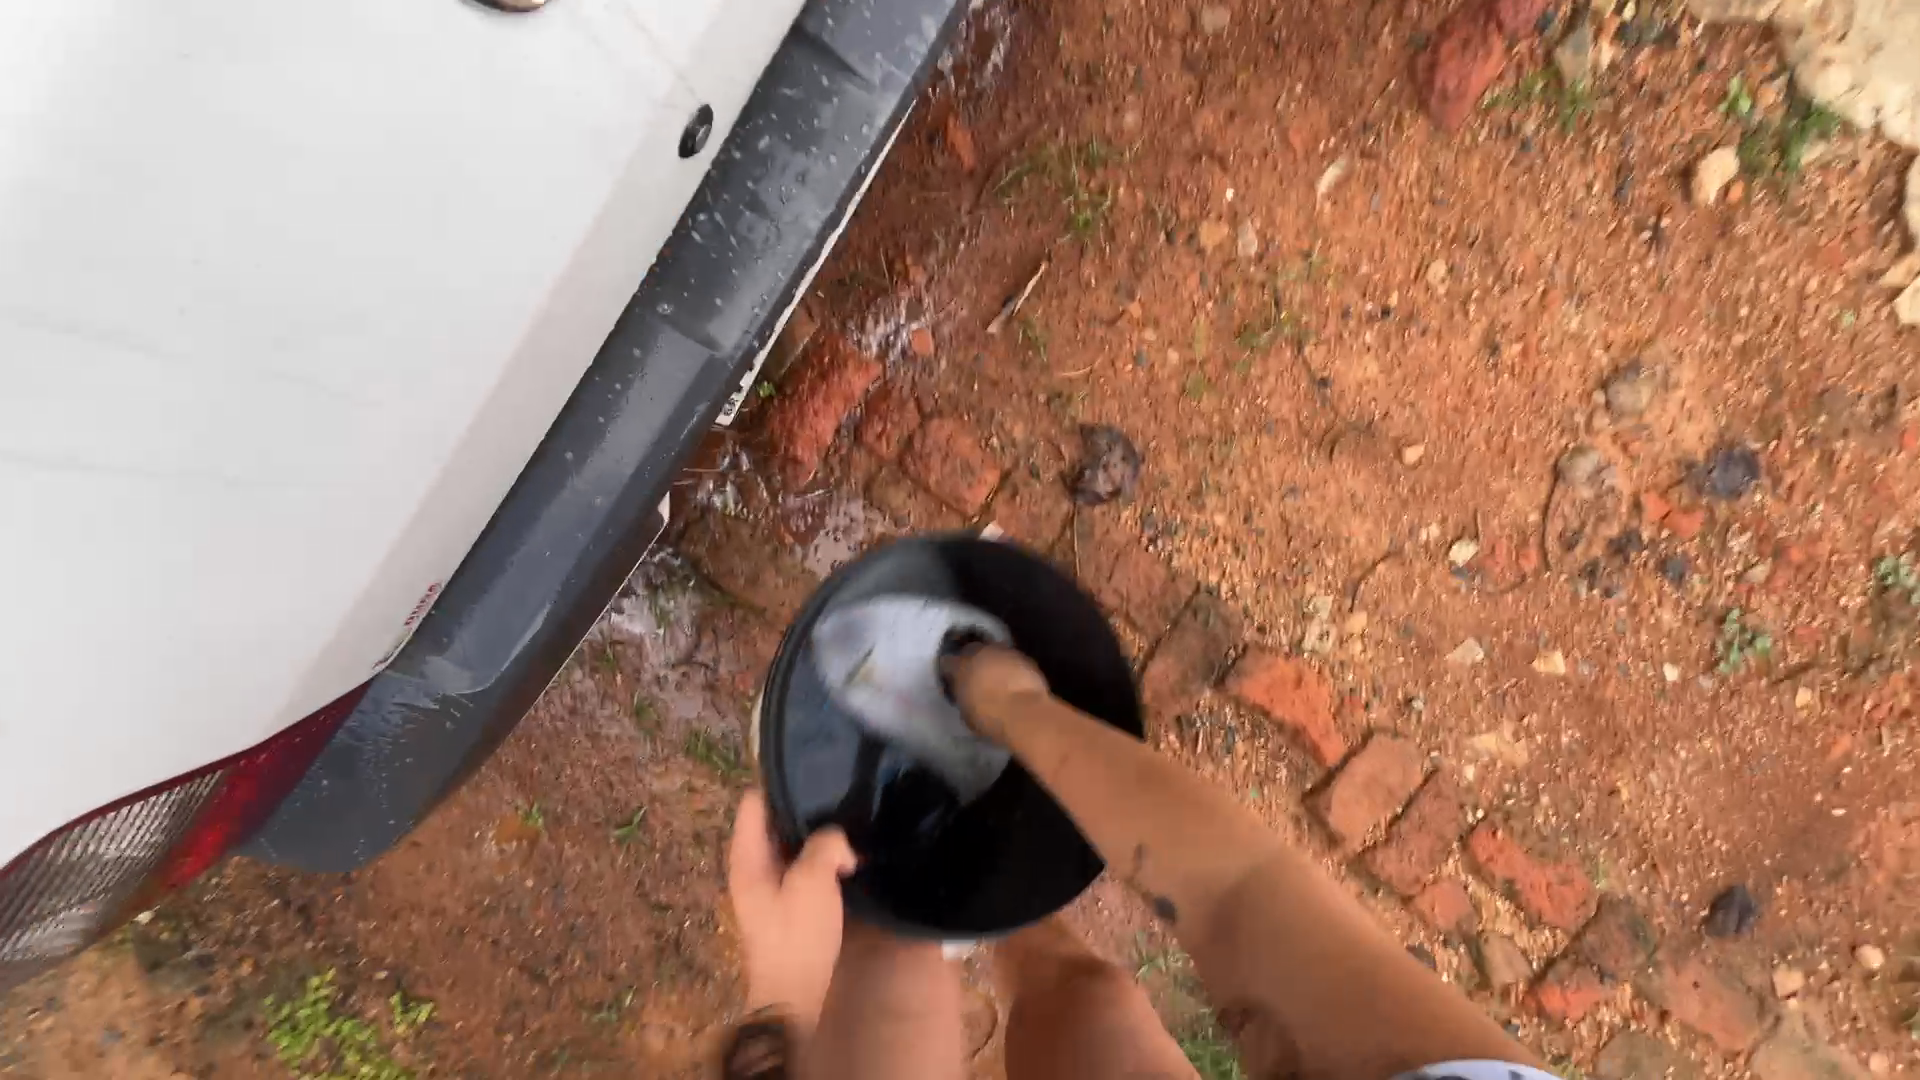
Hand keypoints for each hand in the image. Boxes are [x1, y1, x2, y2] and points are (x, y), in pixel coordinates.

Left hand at [727, 790, 857, 1034]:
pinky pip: (803, 861)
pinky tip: (848, 854)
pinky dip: (822, 854)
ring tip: (849, 820)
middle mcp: (753, 864)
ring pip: (792, 840)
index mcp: (747, 856)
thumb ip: (827, 844)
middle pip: (775, 818)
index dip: (780, 782)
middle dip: (805, 806)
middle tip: (840, 793)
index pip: (754, 800)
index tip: (815, 773)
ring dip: (818, 832)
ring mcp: (769, 883)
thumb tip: (839, 840)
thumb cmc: (796, 935)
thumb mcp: (813, 881)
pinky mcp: (788, 899)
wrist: (794, 996)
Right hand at [942, 644, 1049, 742]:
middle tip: (974, 674)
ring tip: (996, 677)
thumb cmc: (989, 717)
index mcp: (960, 666)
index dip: (950, 670)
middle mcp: (980, 652)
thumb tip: (966, 694)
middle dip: (971, 659)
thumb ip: (963, 696)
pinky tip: (1014, 679)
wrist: (1024, 712)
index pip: (947, 662)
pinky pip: (1012, 659)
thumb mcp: (966, 712)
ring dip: (992, 661)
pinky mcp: (1024, 657)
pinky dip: (1011, 666)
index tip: (953, 679)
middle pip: (971, 649)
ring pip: (993, 651)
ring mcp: (1003, 651)